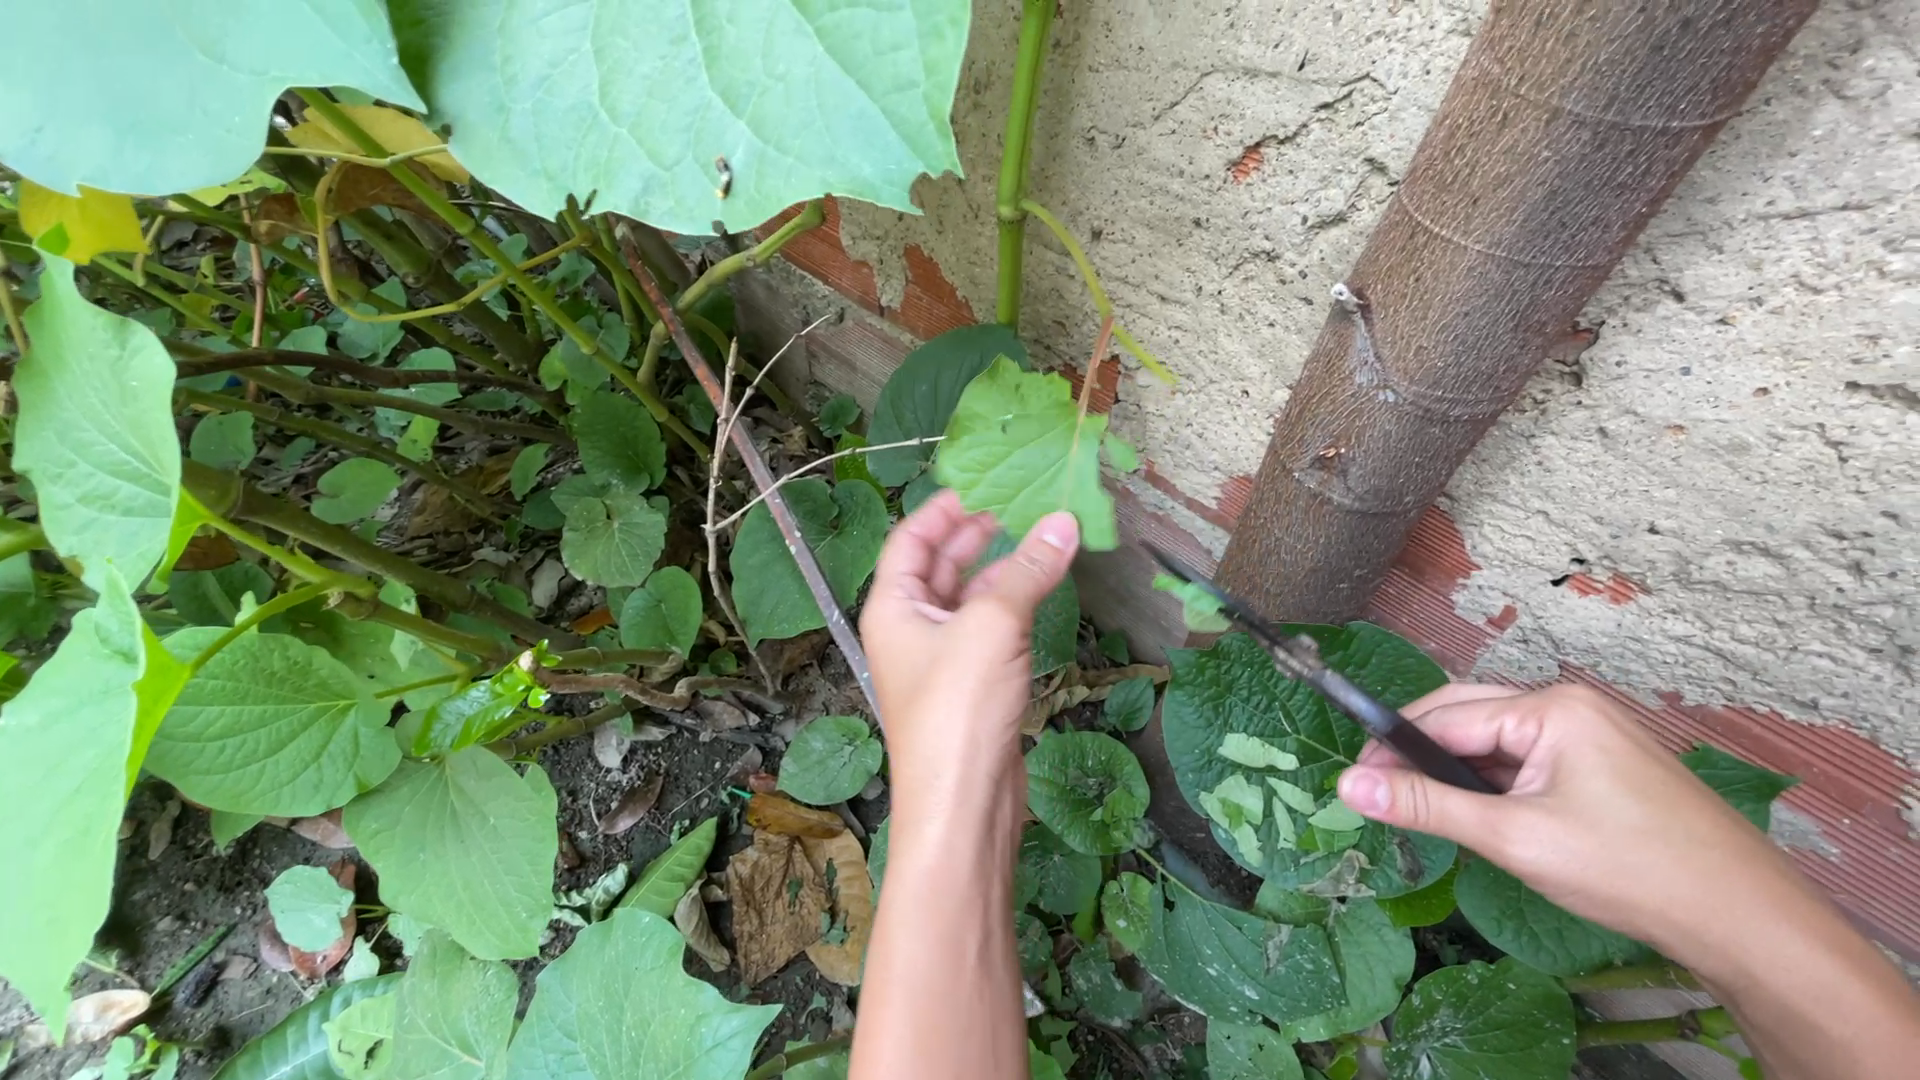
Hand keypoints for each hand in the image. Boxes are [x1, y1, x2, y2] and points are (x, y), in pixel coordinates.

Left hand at [859, 491, 1078, 799]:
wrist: (964, 803)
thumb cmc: (958, 708)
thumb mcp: (991, 626)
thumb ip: (1028, 570)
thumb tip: (1066, 520)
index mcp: (893, 607)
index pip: (911, 541)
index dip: (941, 509)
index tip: (979, 482)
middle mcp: (911, 628)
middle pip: (940, 566)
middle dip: (976, 534)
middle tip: (1017, 503)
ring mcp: (942, 658)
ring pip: (970, 598)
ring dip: (1002, 568)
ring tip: (1040, 535)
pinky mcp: (973, 684)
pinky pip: (990, 629)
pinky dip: (1013, 604)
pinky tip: (1041, 586)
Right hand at [1334, 683, 1816, 965]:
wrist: (1753, 928)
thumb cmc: (1629, 870)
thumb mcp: (1513, 837)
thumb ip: (1425, 805)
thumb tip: (1347, 784)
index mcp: (1551, 707)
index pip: (1445, 717)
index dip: (1394, 748)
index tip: (1356, 782)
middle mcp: (1569, 706)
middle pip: (1466, 717)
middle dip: (1421, 753)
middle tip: (1384, 794)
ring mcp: (1590, 733)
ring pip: (1493, 741)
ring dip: (1456, 770)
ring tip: (1430, 809)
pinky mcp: (1601, 764)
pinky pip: (1524, 760)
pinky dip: (1493, 783)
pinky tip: (1483, 813)